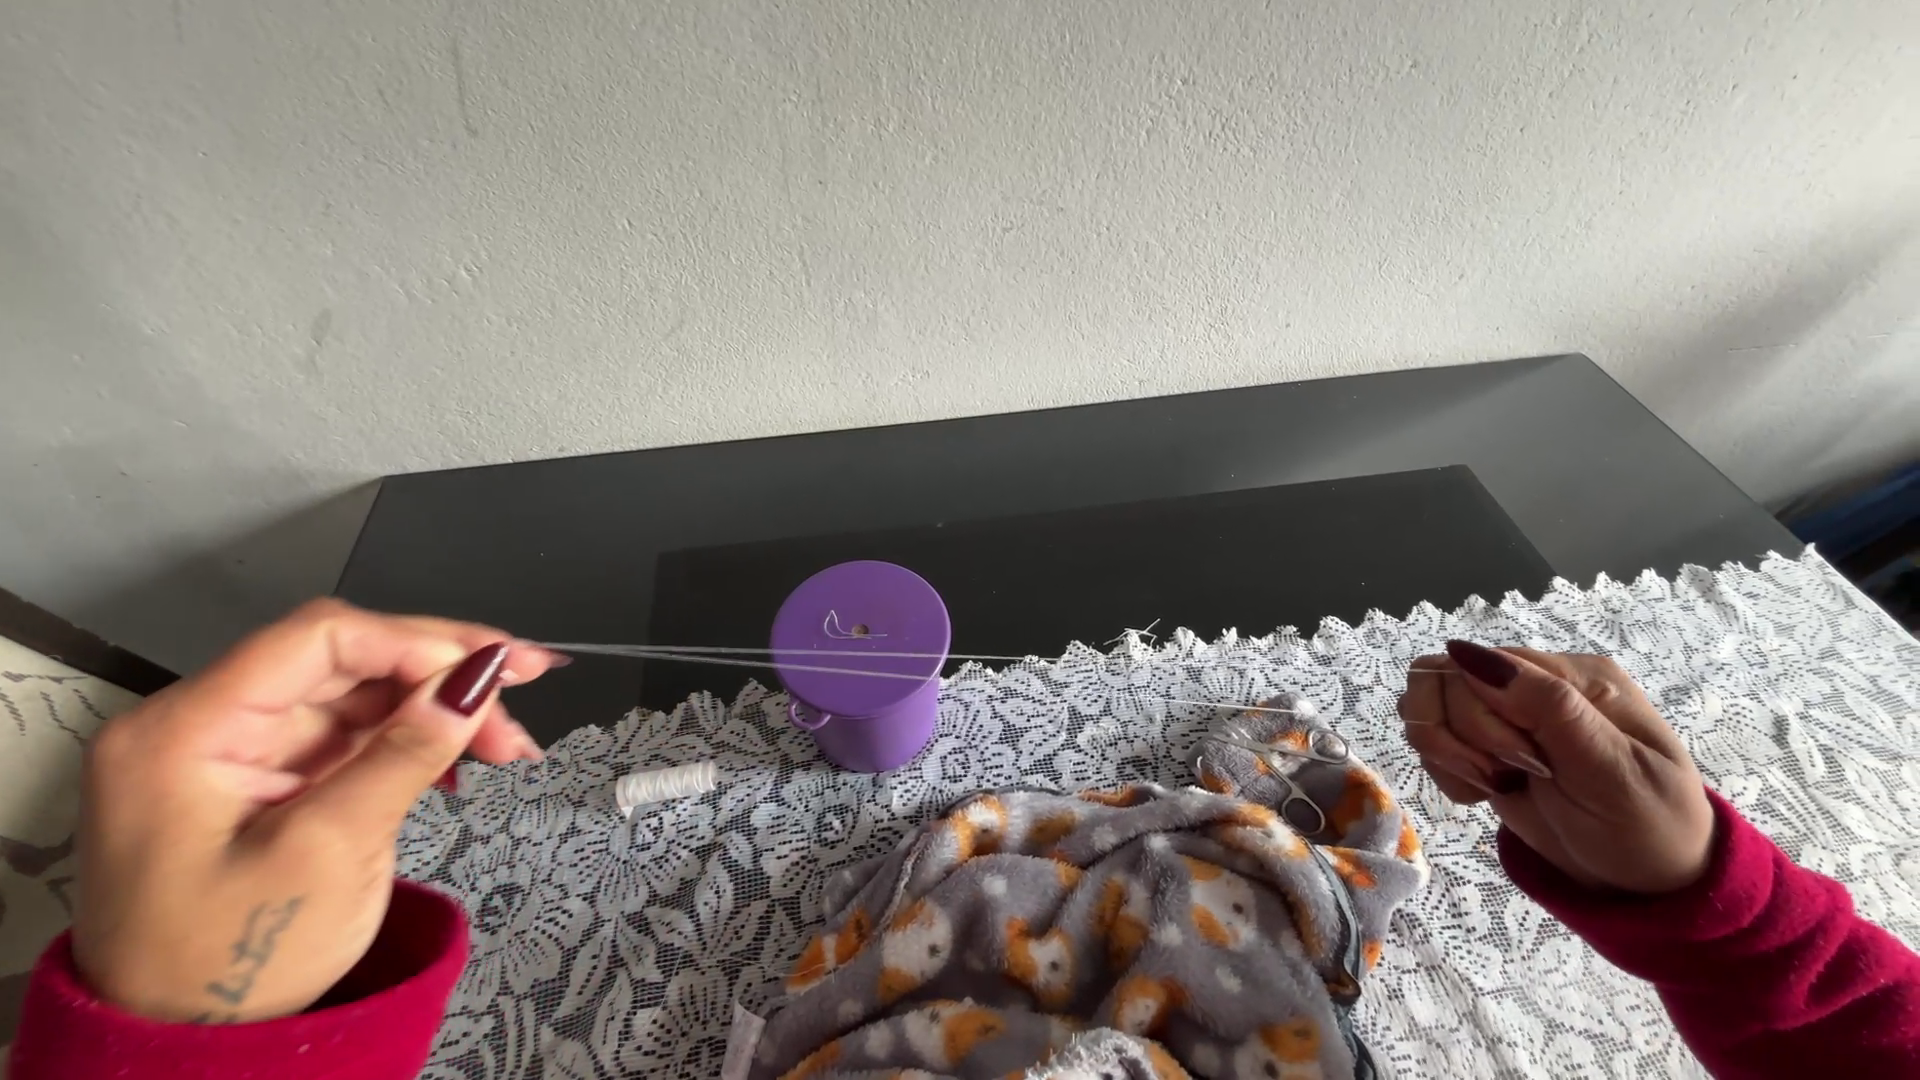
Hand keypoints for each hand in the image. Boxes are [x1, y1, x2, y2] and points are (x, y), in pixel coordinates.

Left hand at [72, 598, 561, 1022]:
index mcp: (189, 729)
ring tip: (512, 743)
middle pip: (352, 658)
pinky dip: (425, 735)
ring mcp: (249, 746)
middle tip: (530, 681)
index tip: (496, 672)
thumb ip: (407, 751)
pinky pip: (367, 728)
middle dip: (446, 671)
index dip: (417, 643)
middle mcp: (213, 721)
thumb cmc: (241, 957)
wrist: (194, 1049)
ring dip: (447, 706)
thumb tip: (483, 675)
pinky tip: (471, 754)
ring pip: (371, 689)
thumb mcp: (331, 849)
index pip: (320, 639)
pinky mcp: (283, 771)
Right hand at [1398, 641, 1714, 893]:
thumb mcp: (1612, 770)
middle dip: (1464, 740)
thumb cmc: (1645, 825)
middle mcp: (1527, 681)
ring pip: (1420, 704)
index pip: (1477, 665)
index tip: (1528, 765)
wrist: (1639, 880)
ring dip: (1446, 753)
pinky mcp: (1474, 738)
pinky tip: (1484, 790)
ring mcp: (1498, 708)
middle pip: (1440, 682)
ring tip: (1493, 782)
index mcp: (1570, 675)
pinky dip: (1444, 769)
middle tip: (1510, 778)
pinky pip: (1425, 734)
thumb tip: (1468, 653)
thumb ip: (1548, 706)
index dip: (1481, 718)